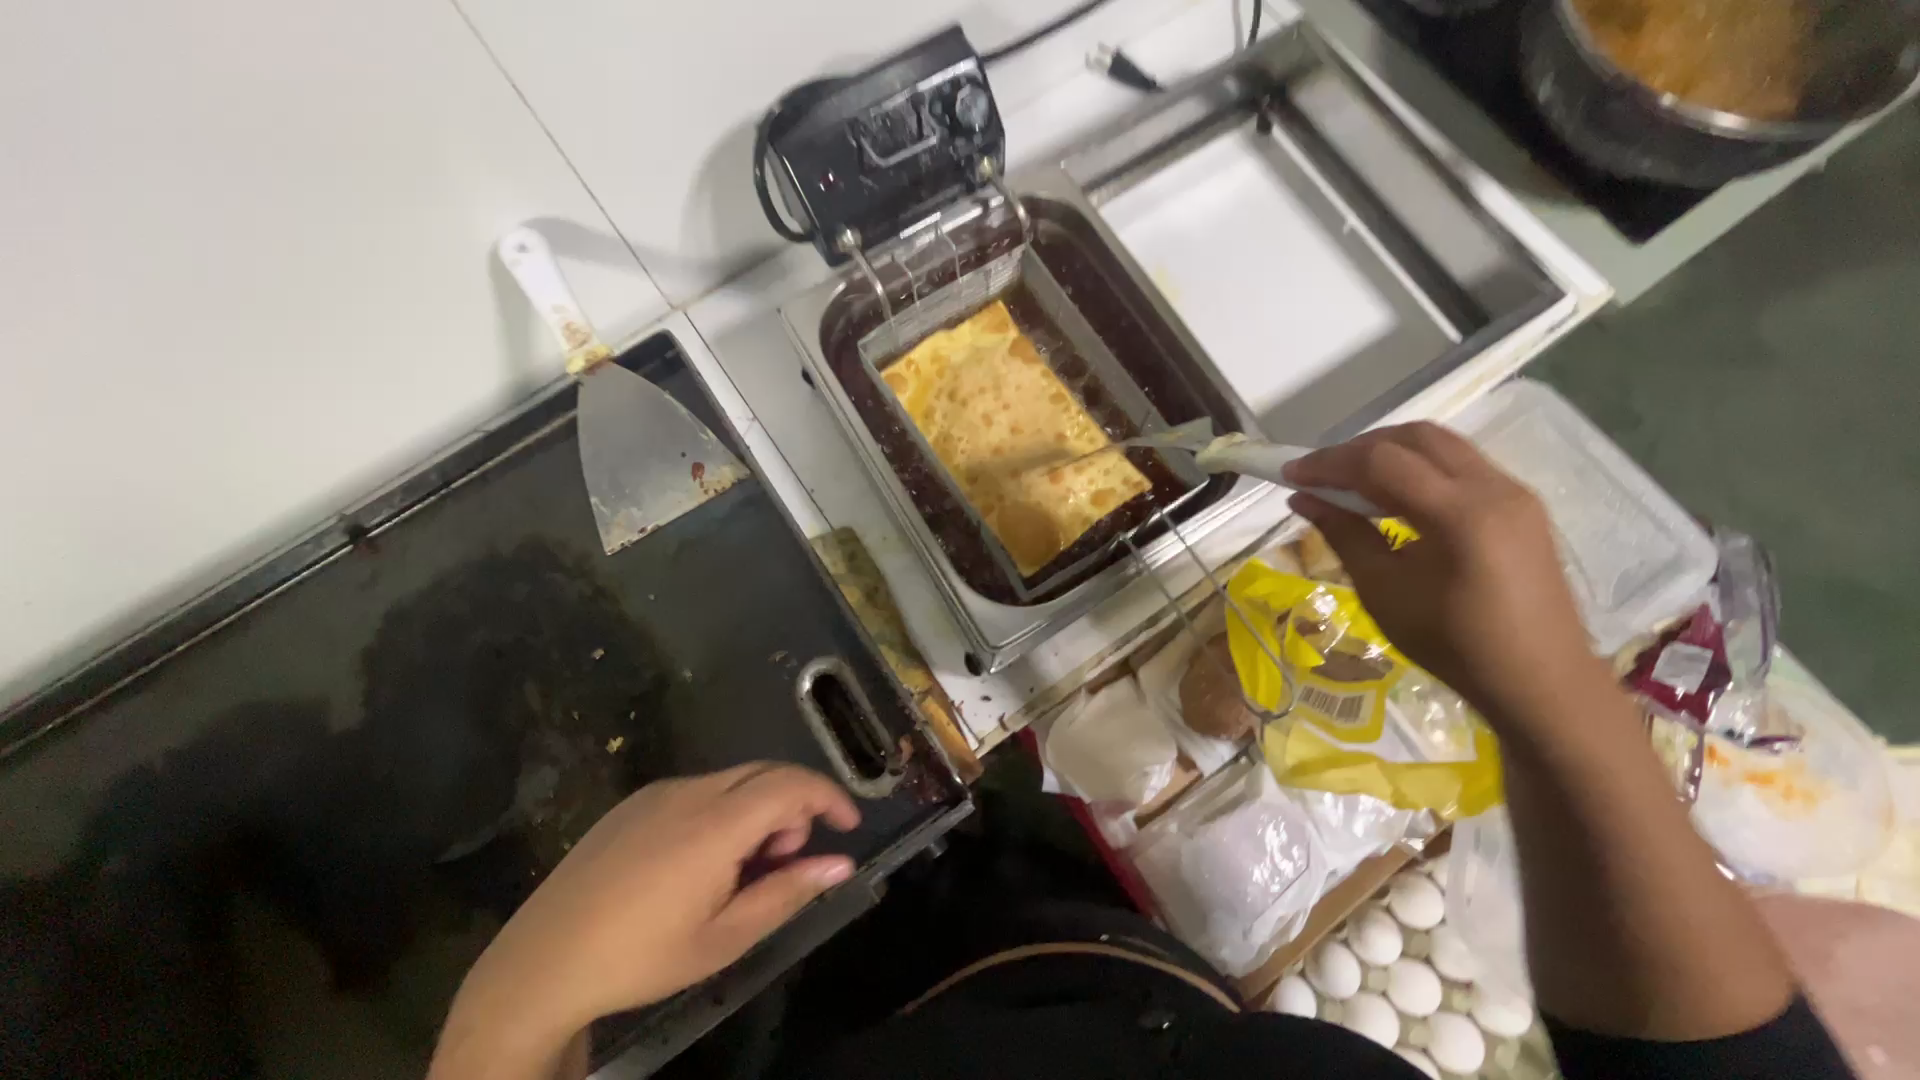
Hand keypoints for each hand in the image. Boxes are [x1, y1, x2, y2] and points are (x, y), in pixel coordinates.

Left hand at [429, 764, 859, 1079]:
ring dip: (759, 809)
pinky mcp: (632, 804)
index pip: (790, 785)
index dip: (828, 796)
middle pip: (763, 774)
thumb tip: (840, 863)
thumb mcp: (726, 938)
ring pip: (731, 781)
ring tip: (747, 869)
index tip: (849, 823)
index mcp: (715, 824)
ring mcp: (656, 794)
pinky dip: (725, 810)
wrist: (542, 963)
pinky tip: (705, 861)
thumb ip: (788, 892)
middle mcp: (689, 793)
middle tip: (791, 858)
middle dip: (794, 805)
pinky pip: (697, 791)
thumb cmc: (643, 956)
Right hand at [1282, 422, 1606, 729]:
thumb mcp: (1384, 592)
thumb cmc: (1454, 645)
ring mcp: (1514, 493)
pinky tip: (1395, 497)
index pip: (1382, 461)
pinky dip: (1420, 467)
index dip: (1330, 462)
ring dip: (1391, 453)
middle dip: (1360, 448)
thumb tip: (1303, 499)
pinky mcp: (1521, 505)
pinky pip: (1462, 465)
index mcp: (1460, 514)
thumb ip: (1344, 535)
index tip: (1290, 474)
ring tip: (1352, 482)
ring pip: (1442, 445)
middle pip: (1416, 438)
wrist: (1540, 681)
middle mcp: (1493, 488)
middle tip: (1320, 474)